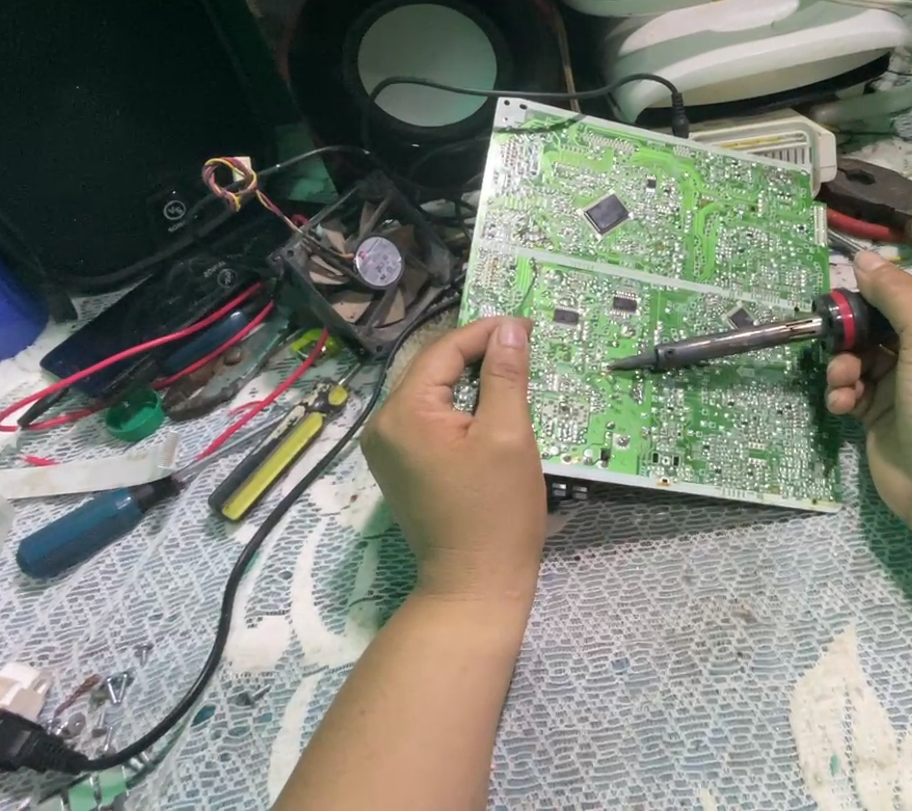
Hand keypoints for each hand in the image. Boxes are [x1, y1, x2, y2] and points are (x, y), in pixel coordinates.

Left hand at [363, 315, 546, 608]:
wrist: (474, 585)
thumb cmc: (496, 511)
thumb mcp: (508, 435)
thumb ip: (505, 375)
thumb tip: (510, 329)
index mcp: (404, 413)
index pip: (444, 351)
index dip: (487, 332)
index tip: (527, 326)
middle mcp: (384, 424)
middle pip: (434, 368)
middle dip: (479, 352)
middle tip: (525, 345)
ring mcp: (389, 446)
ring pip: (434, 391)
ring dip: (472, 377)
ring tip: (514, 368)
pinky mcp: (402, 464)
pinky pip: (431, 416)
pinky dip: (462, 404)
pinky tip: (492, 402)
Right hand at [825, 252, 911, 578]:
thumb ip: (895, 295)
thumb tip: (863, 258)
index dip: (882, 294)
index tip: (851, 291)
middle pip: (880, 328)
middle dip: (854, 332)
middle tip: (834, 334)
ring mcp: (905, 390)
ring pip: (861, 360)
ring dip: (844, 365)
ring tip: (843, 379)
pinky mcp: (881, 420)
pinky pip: (854, 393)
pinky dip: (843, 393)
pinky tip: (842, 403)